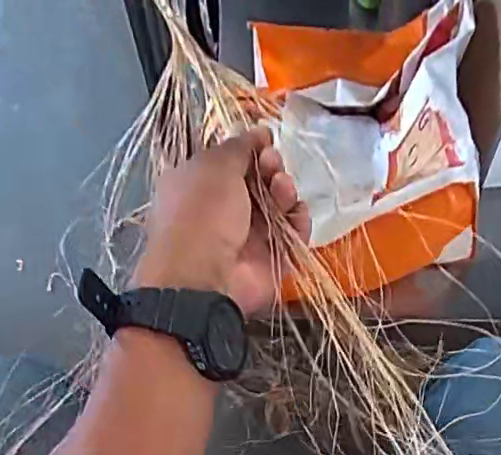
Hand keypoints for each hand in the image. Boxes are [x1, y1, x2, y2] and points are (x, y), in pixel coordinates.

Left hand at [135, 126, 307, 315]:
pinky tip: (297, 214)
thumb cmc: (201, 213)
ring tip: (282, 190)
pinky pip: (293, 238)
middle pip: (260, 183)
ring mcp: (250, 240)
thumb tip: (258, 132)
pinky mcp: (272, 262)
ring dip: (285, 192)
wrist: (205, 276)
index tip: (265, 139)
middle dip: (271, 169)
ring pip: (279, 209)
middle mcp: (225, 213)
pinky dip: (299, 223)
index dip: (252, 149)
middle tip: (272, 166)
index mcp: (202, 187)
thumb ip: (239, 147)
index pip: (234, 163)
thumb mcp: (215, 166)